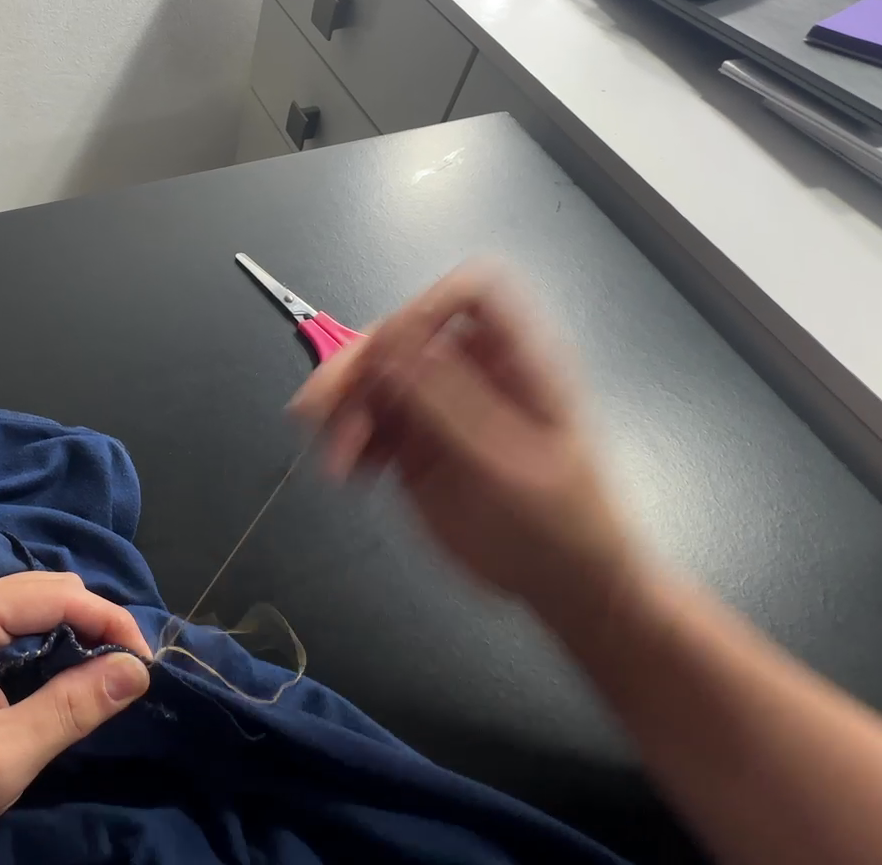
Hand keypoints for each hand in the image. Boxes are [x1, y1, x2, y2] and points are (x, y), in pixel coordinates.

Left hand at [0, 572, 151, 863]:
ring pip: (42, 602)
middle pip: (53, 590)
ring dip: (81, 629)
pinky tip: (74, 670)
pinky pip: (25, 620)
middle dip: (99, 622)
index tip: (146, 666)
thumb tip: (138, 670)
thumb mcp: (8, 754)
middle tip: (132, 674)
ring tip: (111, 674)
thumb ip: (74, 706)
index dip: (110, 621)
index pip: (60, 595)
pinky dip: (58, 638)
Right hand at [287, 263, 642, 616]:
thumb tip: (389, 345)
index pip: (473, 293)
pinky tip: (345, 472)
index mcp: (514, 361)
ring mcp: (435, 405)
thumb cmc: (561, 525)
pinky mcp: (410, 440)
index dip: (426, 306)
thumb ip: (446, 401)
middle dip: (351, 371)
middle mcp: (469, 372)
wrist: (563, 587)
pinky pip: (361, 421)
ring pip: (367, 379)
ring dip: (338, 411)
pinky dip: (343, 441)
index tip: (388, 352)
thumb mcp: (505, 463)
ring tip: (335, 461)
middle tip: (317, 411)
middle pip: (396, 337)